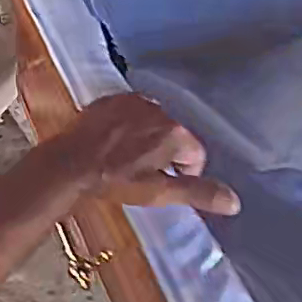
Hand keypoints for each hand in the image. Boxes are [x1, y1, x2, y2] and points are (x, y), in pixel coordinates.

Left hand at [43, 93, 239, 214]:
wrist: (68, 164)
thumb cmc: (113, 181)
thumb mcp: (157, 192)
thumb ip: (197, 193)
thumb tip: (234, 201)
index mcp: (174, 133)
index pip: (195, 155)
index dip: (182, 174)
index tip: (162, 184)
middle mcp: (158, 110)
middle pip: (174, 136)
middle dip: (165, 154)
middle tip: (142, 173)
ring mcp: (131, 101)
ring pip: (152, 122)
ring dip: (146, 137)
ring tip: (125, 158)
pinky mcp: (110, 99)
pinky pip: (129, 112)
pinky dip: (127, 124)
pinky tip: (112, 141)